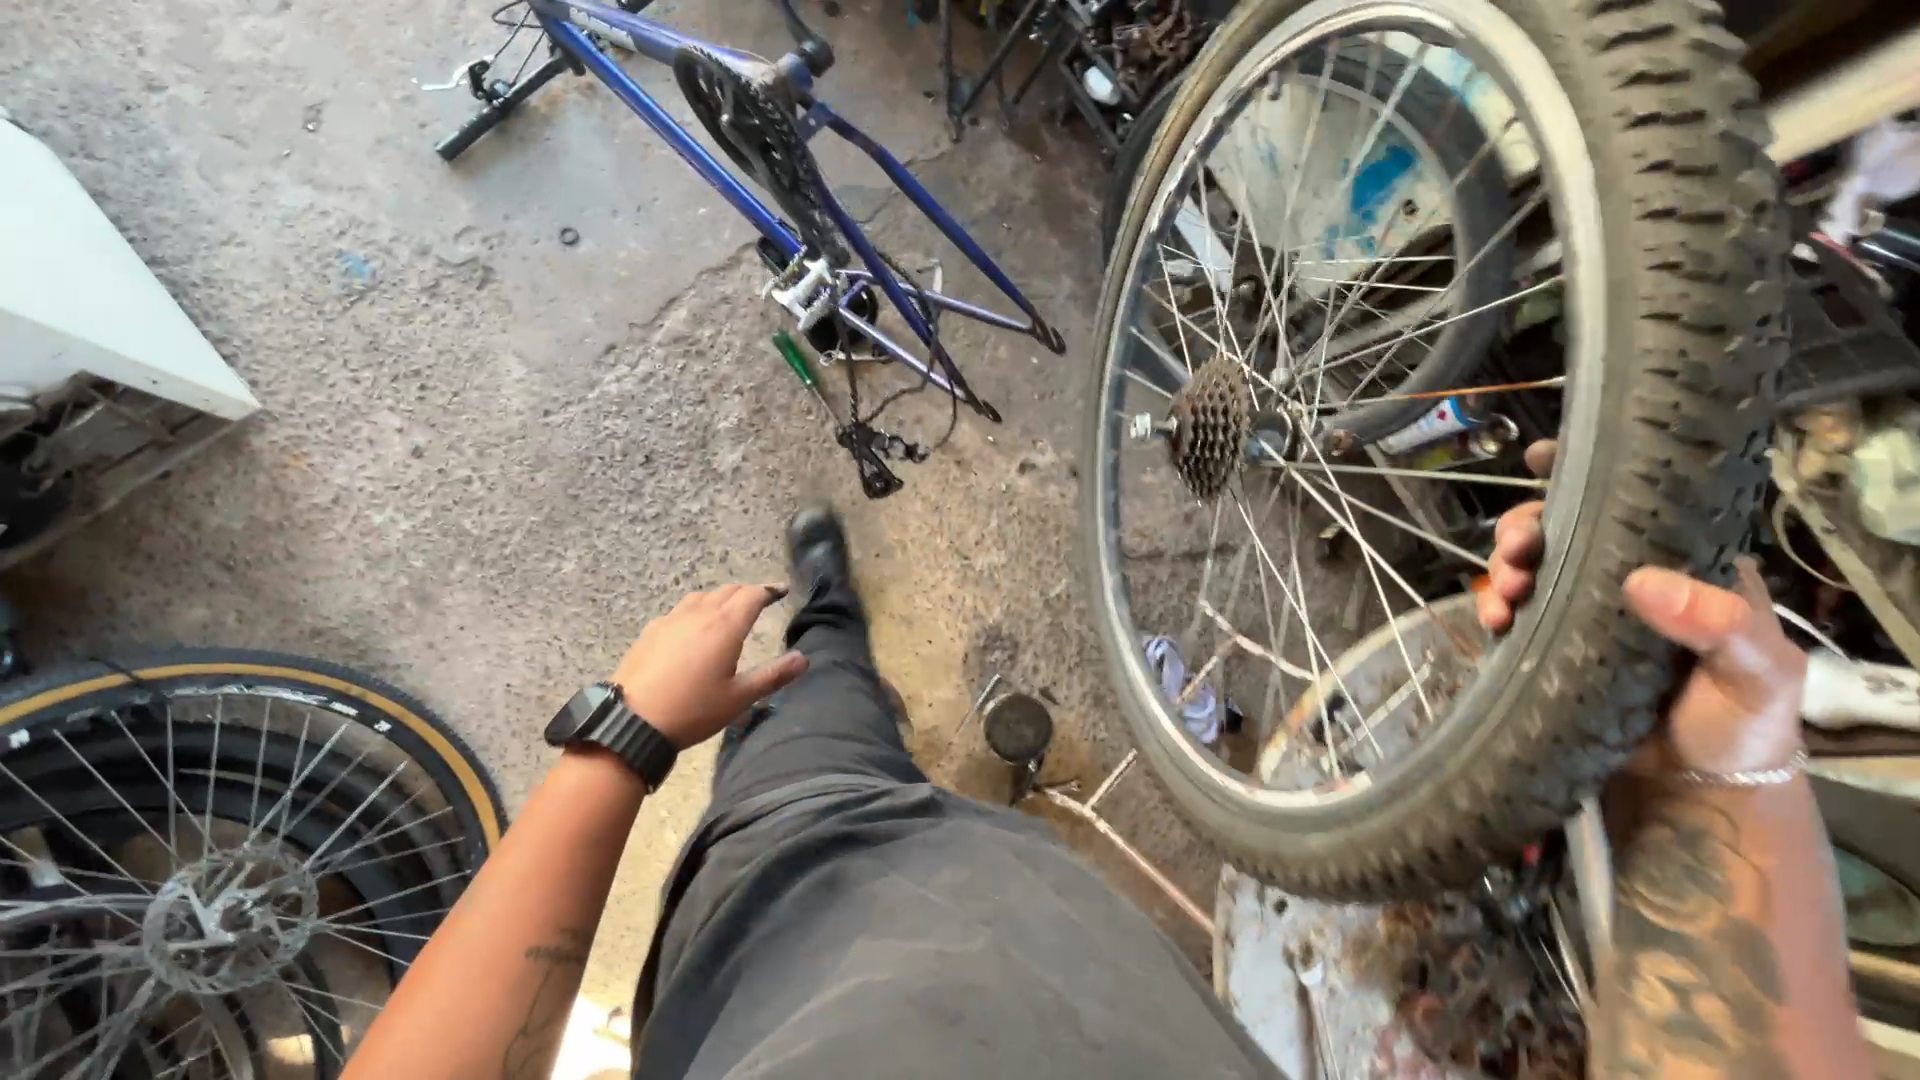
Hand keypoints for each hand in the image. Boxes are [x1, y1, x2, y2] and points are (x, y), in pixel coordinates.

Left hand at [610, 585, 808, 749]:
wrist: (632, 721)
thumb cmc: (693, 710)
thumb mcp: (740, 698)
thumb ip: (773, 675)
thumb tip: (803, 659)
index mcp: (725, 627)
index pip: (752, 595)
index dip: (770, 590)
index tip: (782, 591)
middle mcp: (699, 615)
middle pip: (728, 591)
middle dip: (747, 592)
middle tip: (761, 599)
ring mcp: (671, 620)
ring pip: (702, 597)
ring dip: (721, 597)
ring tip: (729, 609)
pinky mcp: (651, 631)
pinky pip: (680, 610)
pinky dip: (697, 609)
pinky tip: (693, 626)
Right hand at [1475, 439, 1803, 774]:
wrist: (1692, 790)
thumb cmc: (1741, 723)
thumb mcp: (1758, 673)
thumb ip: (1719, 626)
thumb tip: (1643, 583)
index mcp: (1682, 566)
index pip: (1633, 504)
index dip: (1586, 474)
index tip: (1542, 457)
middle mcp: (1622, 579)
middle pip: (1561, 529)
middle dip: (1526, 530)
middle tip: (1518, 553)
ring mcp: (1577, 611)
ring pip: (1528, 565)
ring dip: (1503, 568)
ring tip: (1504, 594)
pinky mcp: (1544, 644)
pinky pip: (1509, 609)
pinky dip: (1492, 606)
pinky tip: (1493, 622)